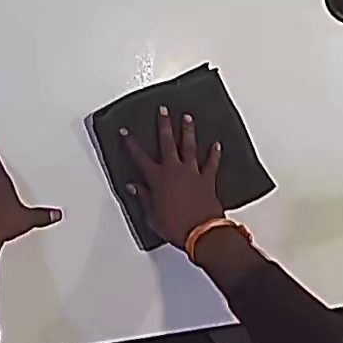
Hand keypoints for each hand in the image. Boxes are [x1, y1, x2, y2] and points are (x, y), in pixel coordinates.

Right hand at [121, 105, 222, 248]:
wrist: (202, 232)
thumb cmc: (176, 226)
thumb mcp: (152, 216)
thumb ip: (143, 198)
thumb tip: (134, 188)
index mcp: (157, 179)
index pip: (140, 157)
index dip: (131, 144)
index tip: (126, 132)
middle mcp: (174, 171)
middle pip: (167, 142)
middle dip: (164, 125)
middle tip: (163, 111)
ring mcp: (192, 172)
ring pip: (188, 146)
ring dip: (188, 131)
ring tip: (187, 118)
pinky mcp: (207, 179)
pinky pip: (211, 163)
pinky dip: (214, 154)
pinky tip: (216, 144)